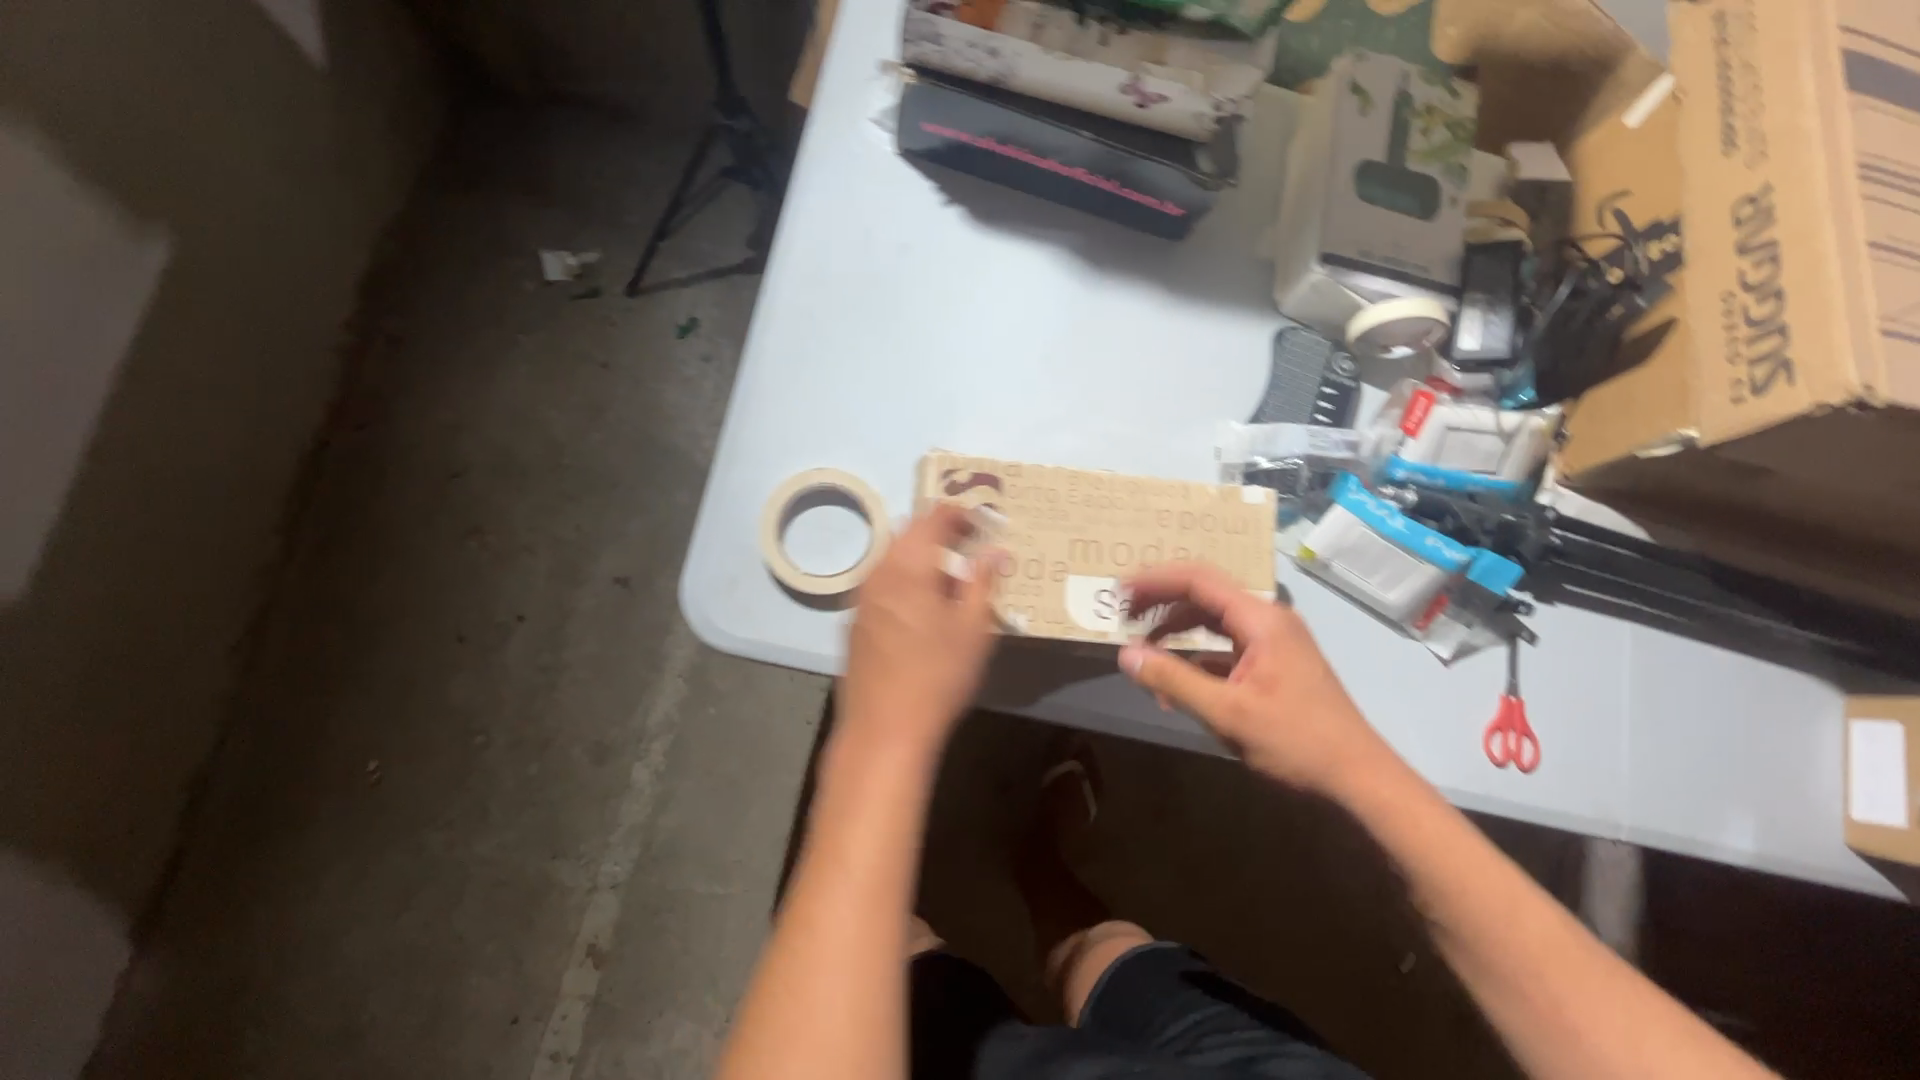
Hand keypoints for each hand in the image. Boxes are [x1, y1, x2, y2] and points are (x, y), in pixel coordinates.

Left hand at [837, 503, 1002, 752]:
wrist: (883, 729)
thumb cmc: (938, 676)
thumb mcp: (973, 629)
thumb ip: (983, 583)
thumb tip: (994, 551)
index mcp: (907, 567)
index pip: (932, 519)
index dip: (958, 512)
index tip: (981, 518)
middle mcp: (877, 574)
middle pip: (907, 536)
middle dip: (939, 533)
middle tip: (970, 545)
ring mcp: (861, 600)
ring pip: (891, 561)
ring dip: (920, 559)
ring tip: (950, 577)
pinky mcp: (855, 624)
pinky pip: (882, 586)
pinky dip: (904, 582)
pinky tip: (922, 608)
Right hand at [1117, 562, 1390, 793]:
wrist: (1358, 777)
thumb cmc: (1296, 742)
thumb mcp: (1227, 713)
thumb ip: (1173, 681)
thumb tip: (1126, 654)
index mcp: (1261, 620)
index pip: (1198, 581)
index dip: (1154, 581)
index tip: (1119, 592)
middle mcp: (1269, 621)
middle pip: (1205, 596)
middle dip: (1162, 604)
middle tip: (1124, 616)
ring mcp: (1275, 642)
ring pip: (1215, 624)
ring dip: (1178, 634)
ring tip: (1144, 652)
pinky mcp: (1275, 665)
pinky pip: (1227, 649)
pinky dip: (1198, 659)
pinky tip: (1177, 686)